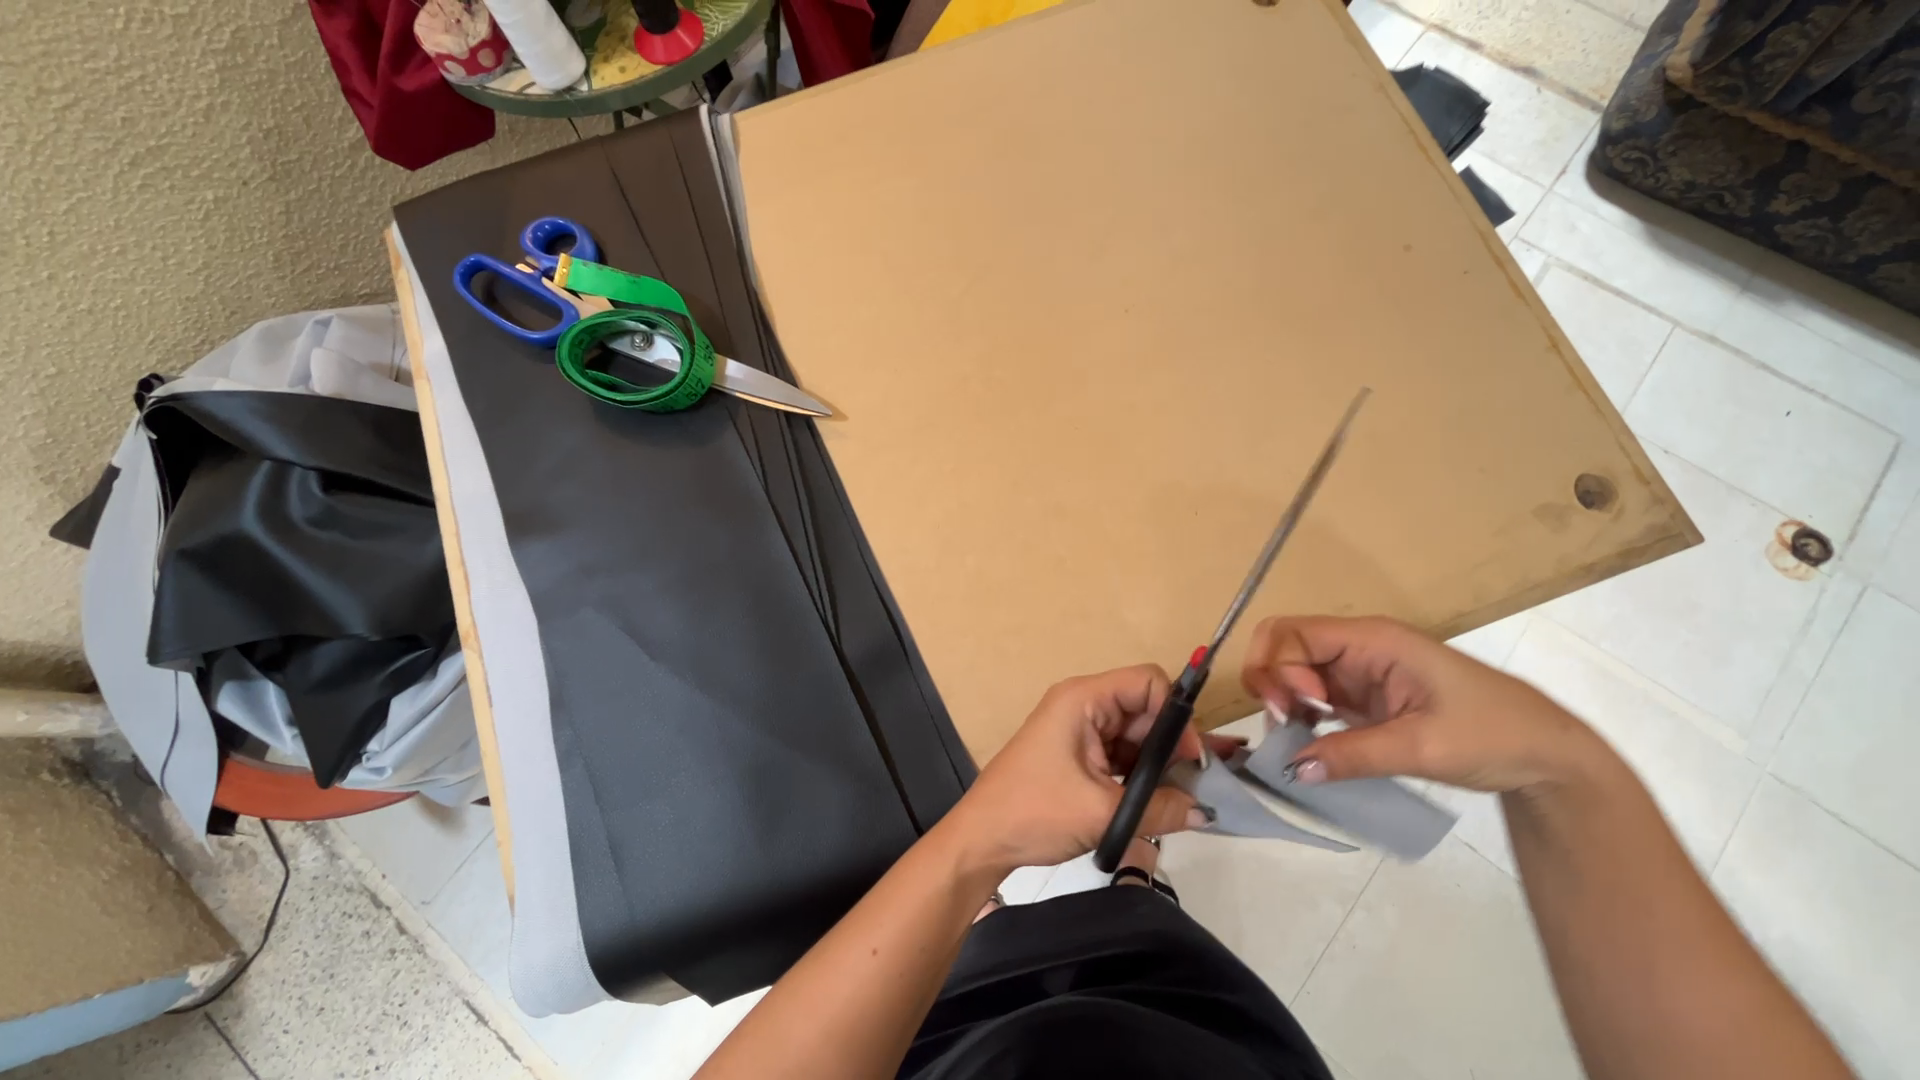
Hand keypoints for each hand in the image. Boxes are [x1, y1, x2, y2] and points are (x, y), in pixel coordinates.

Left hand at [941, 666, 1219, 875]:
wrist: (982, 840)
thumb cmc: (1034, 813)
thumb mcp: (1103, 813)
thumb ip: (1160, 809)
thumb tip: (1205, 812)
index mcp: (1083, 700)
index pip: (1148, 682)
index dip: (1175, 715)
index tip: (1187, 758)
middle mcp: (1083, 706)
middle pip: (1145, 711)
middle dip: (1171, 746)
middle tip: (1193, 787)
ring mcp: (1080, 731)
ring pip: (1136, 737)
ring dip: (1158, 766)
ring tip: (1181, 800)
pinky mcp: (1078, 757)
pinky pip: (1122, 756)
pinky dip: (1141, 777)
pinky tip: (1158, 804)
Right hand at [1241, 615, 1602, 793]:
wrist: (1547, 756)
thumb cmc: (1494, 735)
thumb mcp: (1423, 747)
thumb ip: (1354, 755)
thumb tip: (1292, 769)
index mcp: (1373, 640)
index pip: (1292, 633)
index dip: (1280, 669)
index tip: (1299, 711)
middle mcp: (1359, 648)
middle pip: (1283, 645)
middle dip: (1270, 679)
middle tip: (1287, 722)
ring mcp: (1359, 672)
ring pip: (1292, 671)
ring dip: (1283, 700)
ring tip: (1298, 737)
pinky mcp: (1363, 698)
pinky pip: (1312, 696)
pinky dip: (1300, 715)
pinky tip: (1310, 742)